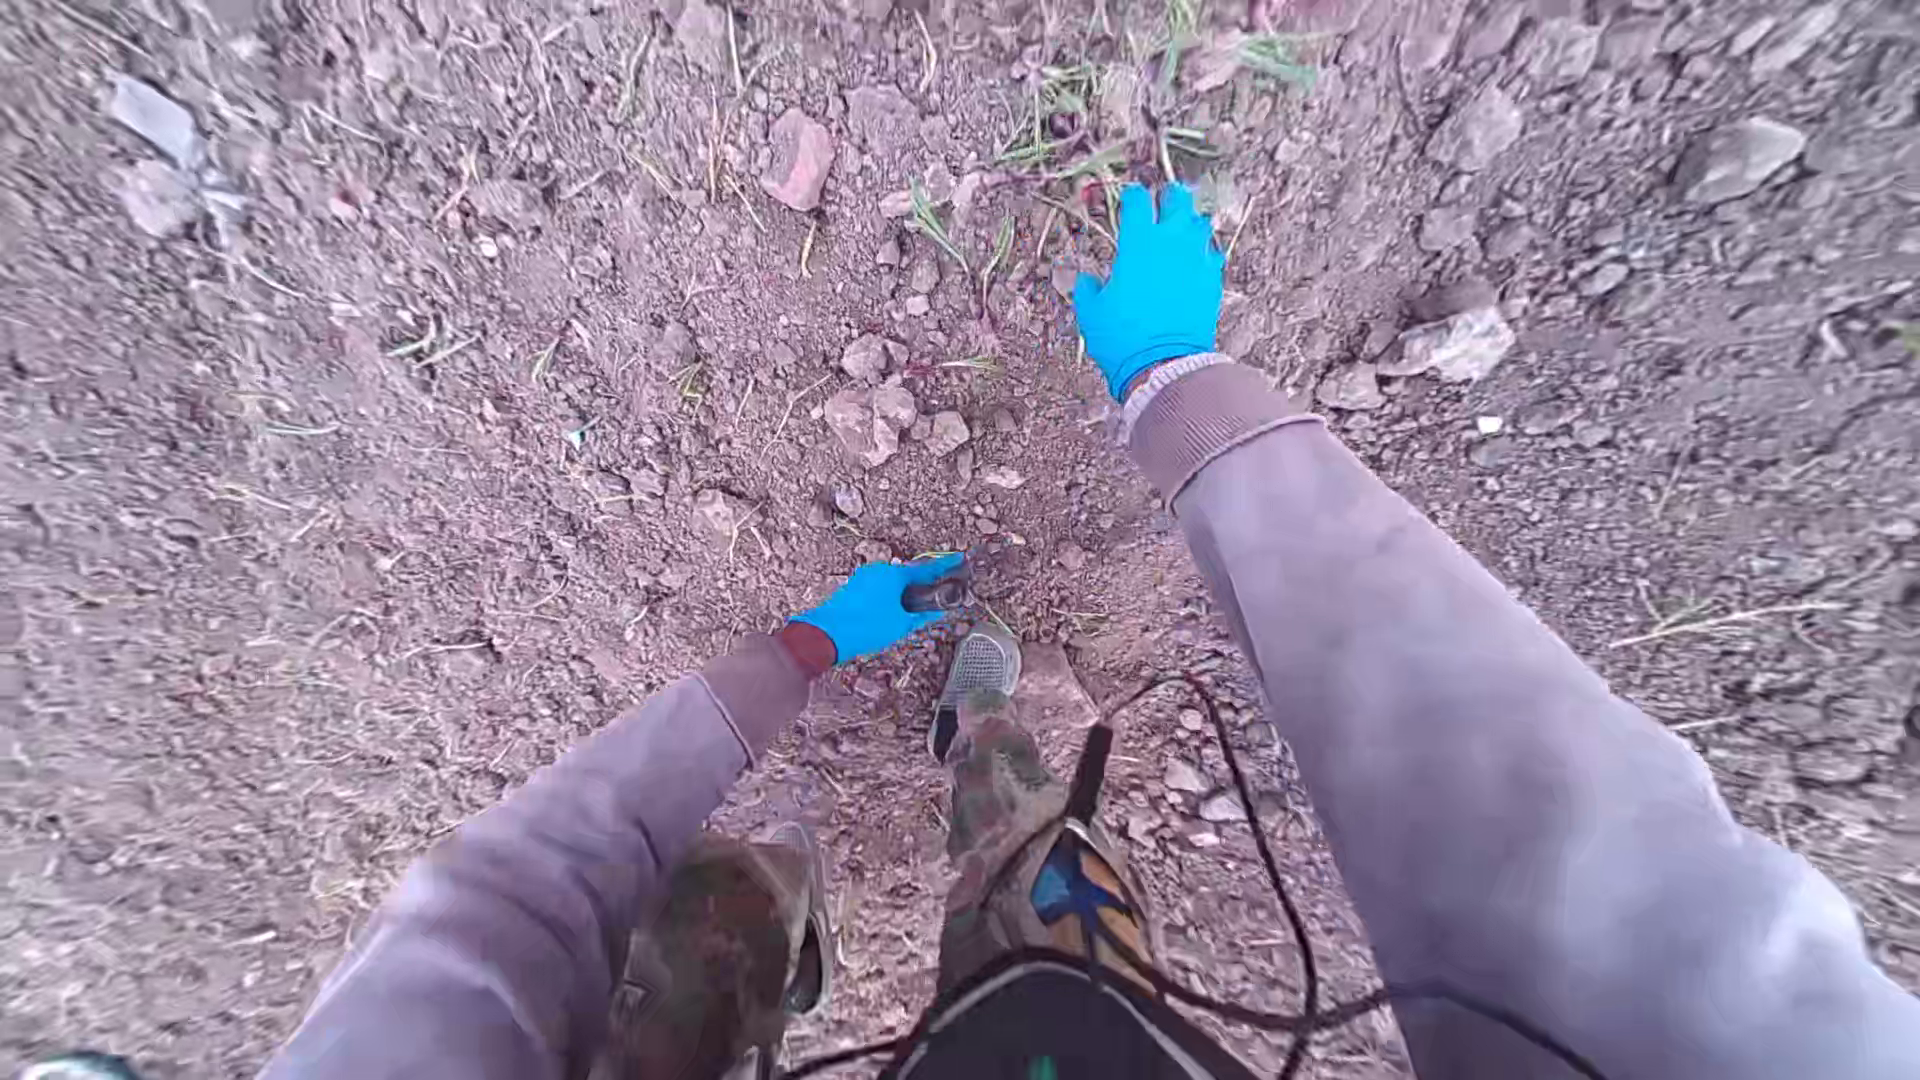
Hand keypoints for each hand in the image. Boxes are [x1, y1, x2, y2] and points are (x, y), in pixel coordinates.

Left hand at [790, 554, 963, 663]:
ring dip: (906, 590)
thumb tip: (936, 613)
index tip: (958, 559)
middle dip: (925, 582)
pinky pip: (881, 585)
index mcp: (894, 575)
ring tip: (917, 604)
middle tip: (940, 587)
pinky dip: (891, 593)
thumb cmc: (864, 627)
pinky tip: (894, 607)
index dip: (945, 566)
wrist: (826, 634)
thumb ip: (921, 616)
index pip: (927, 569)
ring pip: (894, 580)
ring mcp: (865, 577)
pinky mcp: (855, 586)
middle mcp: (879, 570)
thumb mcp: (901, 624)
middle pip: (910, 573)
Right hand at [1072, 183, 1224, 400]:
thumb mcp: (1092, 314)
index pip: (1138, 202)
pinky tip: (1193, 263)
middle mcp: (1171, 243)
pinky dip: (1201, 254)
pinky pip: (1211, 255)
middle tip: (1162, 201)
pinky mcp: (1212, 280)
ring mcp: (1196, 260)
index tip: (1129, 199)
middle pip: (1177, 200)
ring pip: (1199, 223)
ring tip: (1179, 231)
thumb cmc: (1123, 339)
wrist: (1162, 365)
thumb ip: (1088, 290)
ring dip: (1188, 223)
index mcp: (1138, 244)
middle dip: (1168, 198)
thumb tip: (1088, 281)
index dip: (1132, 197)